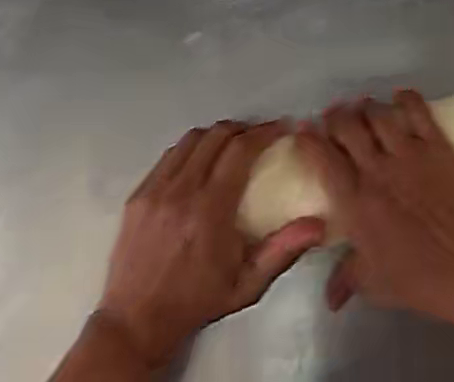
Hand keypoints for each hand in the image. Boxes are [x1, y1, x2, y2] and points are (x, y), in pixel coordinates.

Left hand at [95, 121, 325, 366]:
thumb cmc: (198, 301)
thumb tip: (319, 225)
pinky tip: (203, 161)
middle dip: (245, 129)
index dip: (265, 132)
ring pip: (191, 139)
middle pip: (217, 136)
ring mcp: (154, 192)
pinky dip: (192, 149)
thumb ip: (283, 251)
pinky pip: (170, 155)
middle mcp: (180, 193)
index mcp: (209, 211)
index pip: (241, 150)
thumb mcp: (248, 285)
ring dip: (217, 135)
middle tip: (262, 136)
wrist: (134, 325)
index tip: (283, 128)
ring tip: (233, 145)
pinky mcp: (137, 196)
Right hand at [296, 92, 453, 326]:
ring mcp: (409, 152)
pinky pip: (419, 111)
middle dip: (337, 117)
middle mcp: (377, 169)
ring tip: (363, 106)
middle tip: (334, 116)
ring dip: (367, 107)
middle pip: (349, 127)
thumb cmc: (417, 277)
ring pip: (380, 115)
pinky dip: (407, 98)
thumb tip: (329, 294)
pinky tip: (400, 95)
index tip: (303, 129)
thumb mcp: (372, 282)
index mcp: (355, 201)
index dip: (309, 139)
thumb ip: (346, 278)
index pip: (323, 159)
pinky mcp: (437, 144)